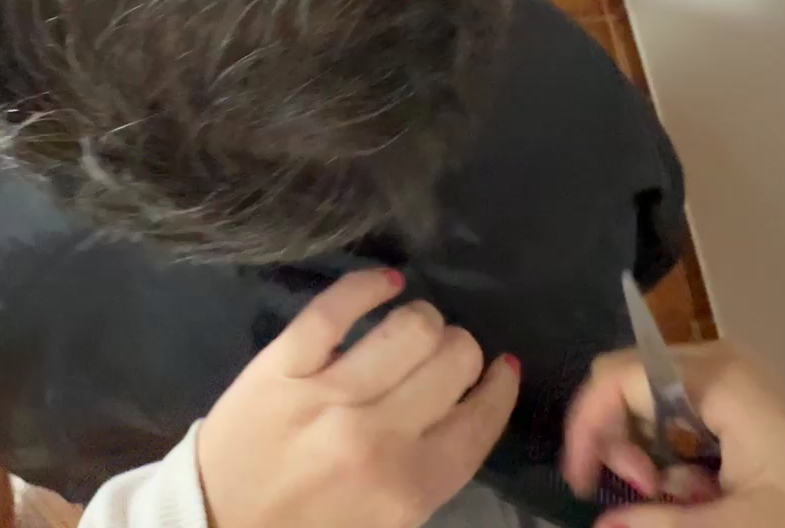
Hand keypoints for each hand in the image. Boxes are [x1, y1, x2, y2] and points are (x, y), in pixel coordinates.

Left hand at [196, 269, 520, 527]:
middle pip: (452, 360)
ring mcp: (326, 394)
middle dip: (461, 350)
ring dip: (424, 319)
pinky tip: (387, 282)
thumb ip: (431, 470)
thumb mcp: (386, 523)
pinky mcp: (282, 362)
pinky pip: (337, 306)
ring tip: (415, 326)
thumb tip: (468, 401)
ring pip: (409, 326)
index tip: (502, 368)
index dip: (498, 388)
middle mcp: (375, 438)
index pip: (478, 421)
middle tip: (447, 354)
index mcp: (406, 490)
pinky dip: (370, 284)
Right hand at [561, 341, 784, 527]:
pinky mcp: (730, 386)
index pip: (620, 378)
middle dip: (618, 440)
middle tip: (640, 494)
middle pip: (626, 381)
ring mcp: (723, 368)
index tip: (583, 482)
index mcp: (716, 380)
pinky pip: (670, 404)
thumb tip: (602, 524)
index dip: (589, 425)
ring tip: (671, 496)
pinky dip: (666, 444)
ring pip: (644, 393)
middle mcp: (713, 357)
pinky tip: (694, 484)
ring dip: (642, 448)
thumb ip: (668, 525)